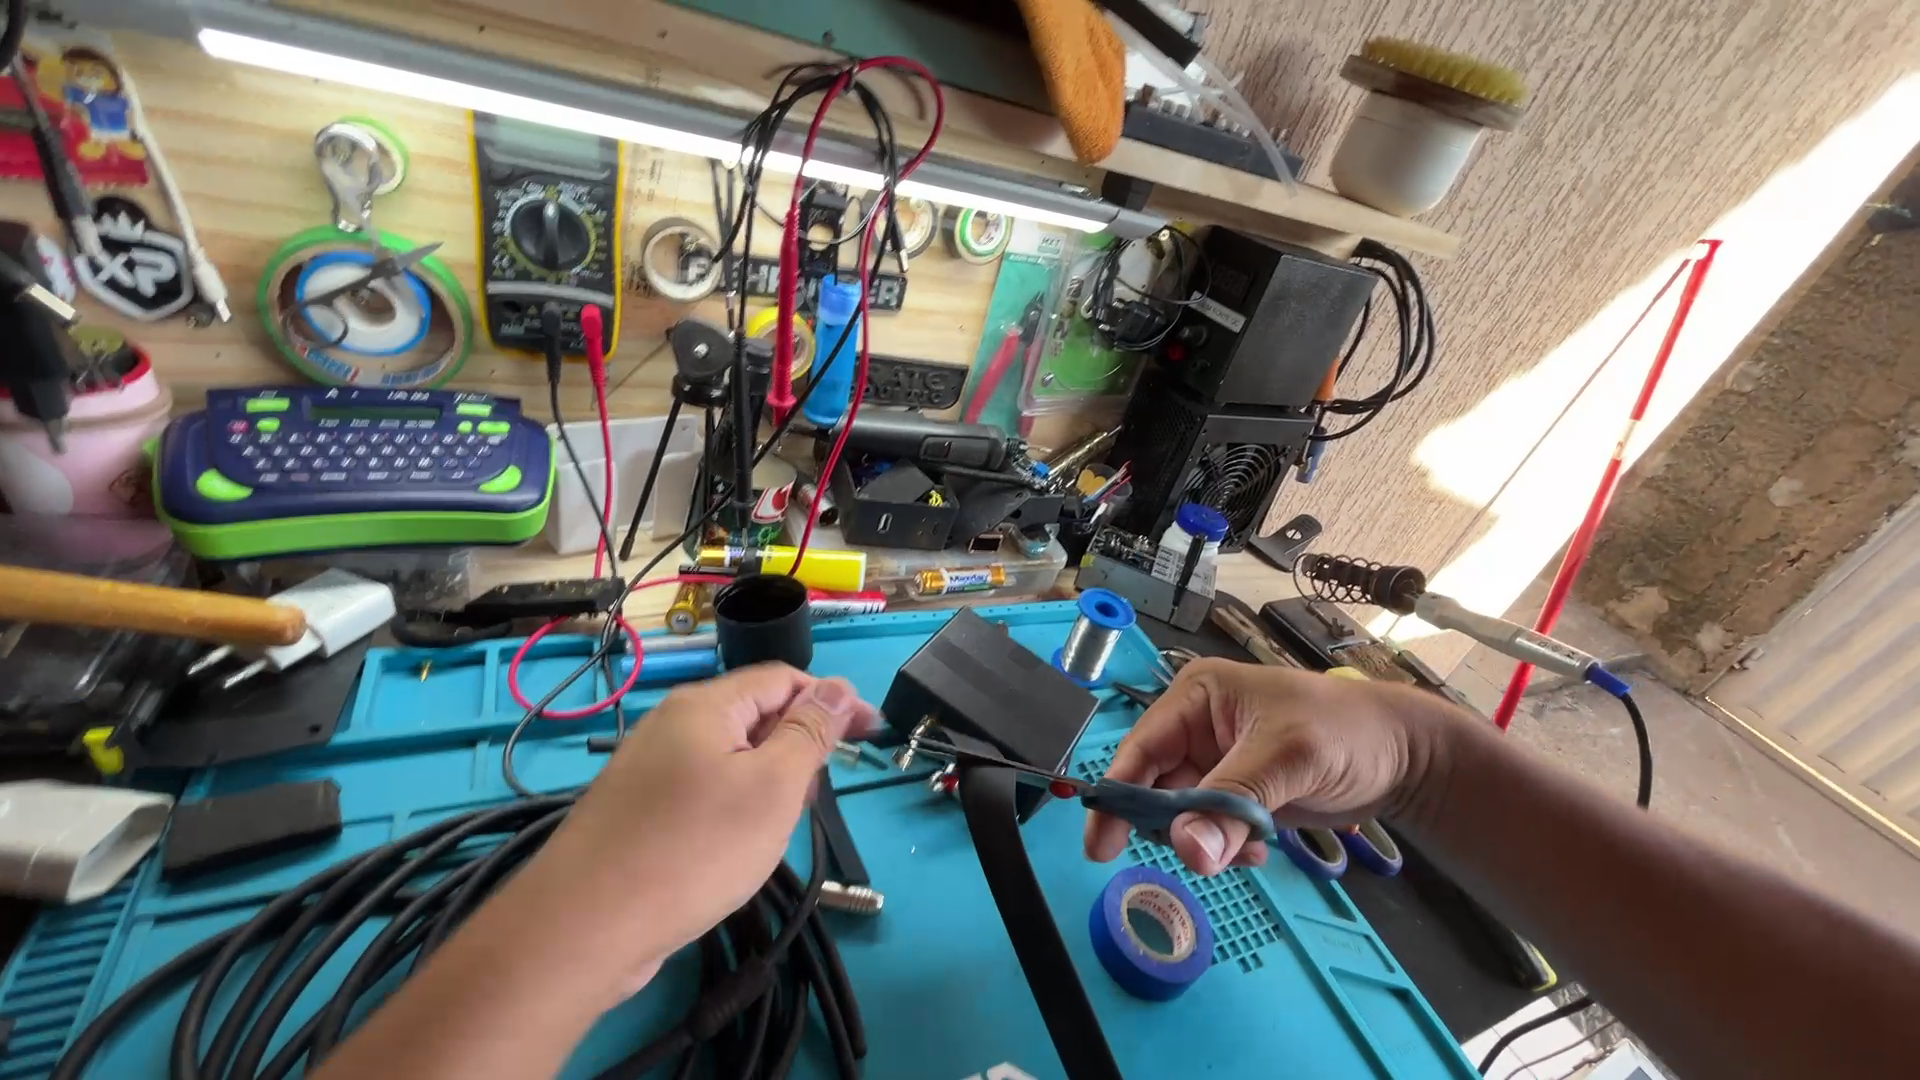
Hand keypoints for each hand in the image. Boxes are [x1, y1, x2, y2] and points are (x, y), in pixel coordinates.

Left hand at [520, 664, 876, 987]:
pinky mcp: (637, 809)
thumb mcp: (772, 787)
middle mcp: (673, 724)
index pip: (784, 678)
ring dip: (768, 779)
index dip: (832, 700)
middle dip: (798, 744)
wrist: (580, 931)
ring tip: (780, 826)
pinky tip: (736, 846)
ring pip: (730, 756)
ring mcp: (650, 768)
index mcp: (707, 706)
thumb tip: (838, 688)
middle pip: (756, 714)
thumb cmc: (694, 849)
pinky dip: (734, 805)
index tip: (869, 734)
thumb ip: (809, 732)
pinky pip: (702, 788)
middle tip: (817, 795)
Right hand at [1084, 658, 1464, 875]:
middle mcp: (1196, 727)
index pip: (1142, 747)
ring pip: (1181, 812)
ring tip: (1247, 849)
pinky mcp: (1236, 791)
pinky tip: (1258, 849)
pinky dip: (1225, 845)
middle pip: (1155, 783)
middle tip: (1193, 858)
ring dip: (1204, 838)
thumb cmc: (1344, 732)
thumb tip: (1186, 853)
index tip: (1099, 845)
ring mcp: (1216, 761)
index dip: (1118, 794)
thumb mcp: (1285, 760)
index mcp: (1196, 697)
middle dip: (1171, 824)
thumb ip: (1231, 806)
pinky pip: (1209, 827)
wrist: (1407, 754)